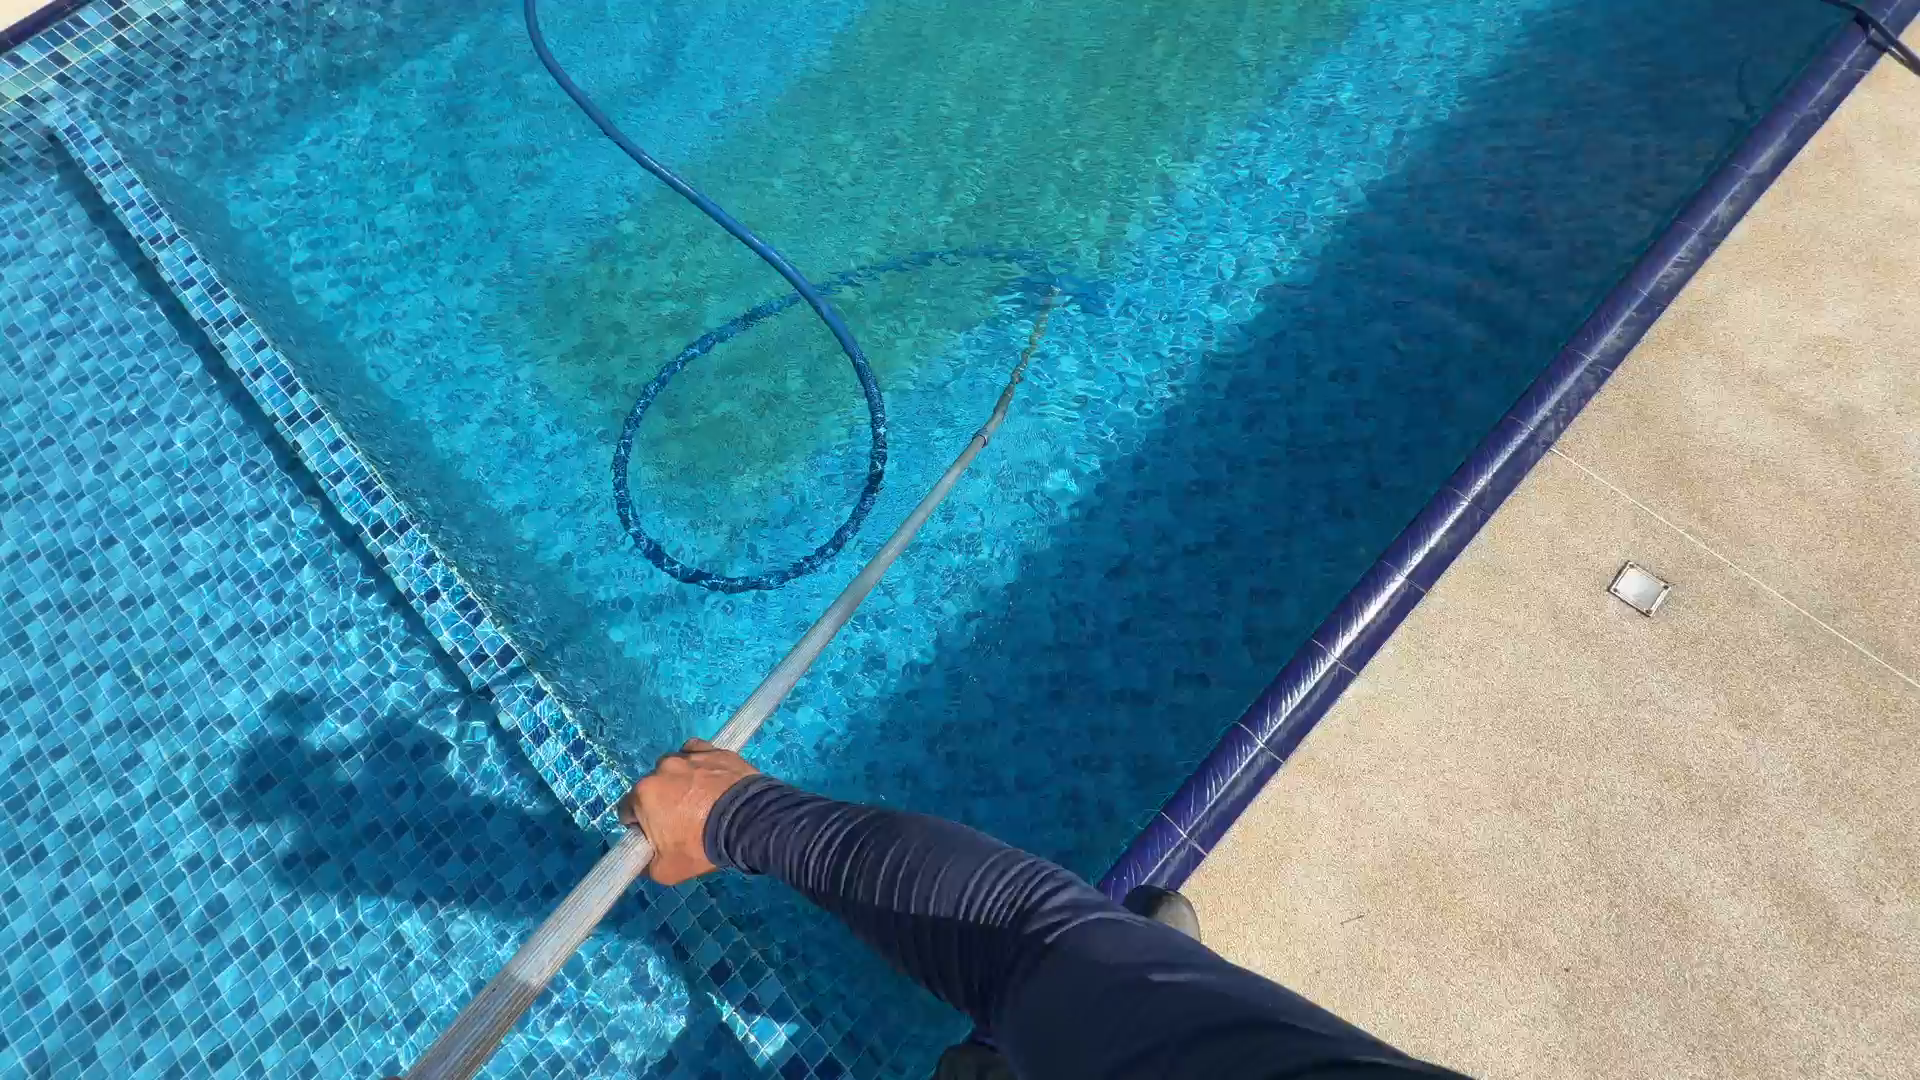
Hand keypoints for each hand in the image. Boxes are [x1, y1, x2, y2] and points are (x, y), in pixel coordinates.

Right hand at [617, 738, 759, 885]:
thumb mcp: (665, 870)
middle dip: (662, 800)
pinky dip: (701, 762)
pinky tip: (710, 775)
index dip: (640, 824)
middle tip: (682, 818)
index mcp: (644, 794)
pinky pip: (699, 752)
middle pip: (653, 786)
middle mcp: (663, 768)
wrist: (749, 821)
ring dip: (681, 779)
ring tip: (700, 797)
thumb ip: (646, 863)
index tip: (657, 834)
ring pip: (676, 766)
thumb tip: (643, 857)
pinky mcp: (716, 750)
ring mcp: (691, 756)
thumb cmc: (702, 845)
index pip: (628, 810)